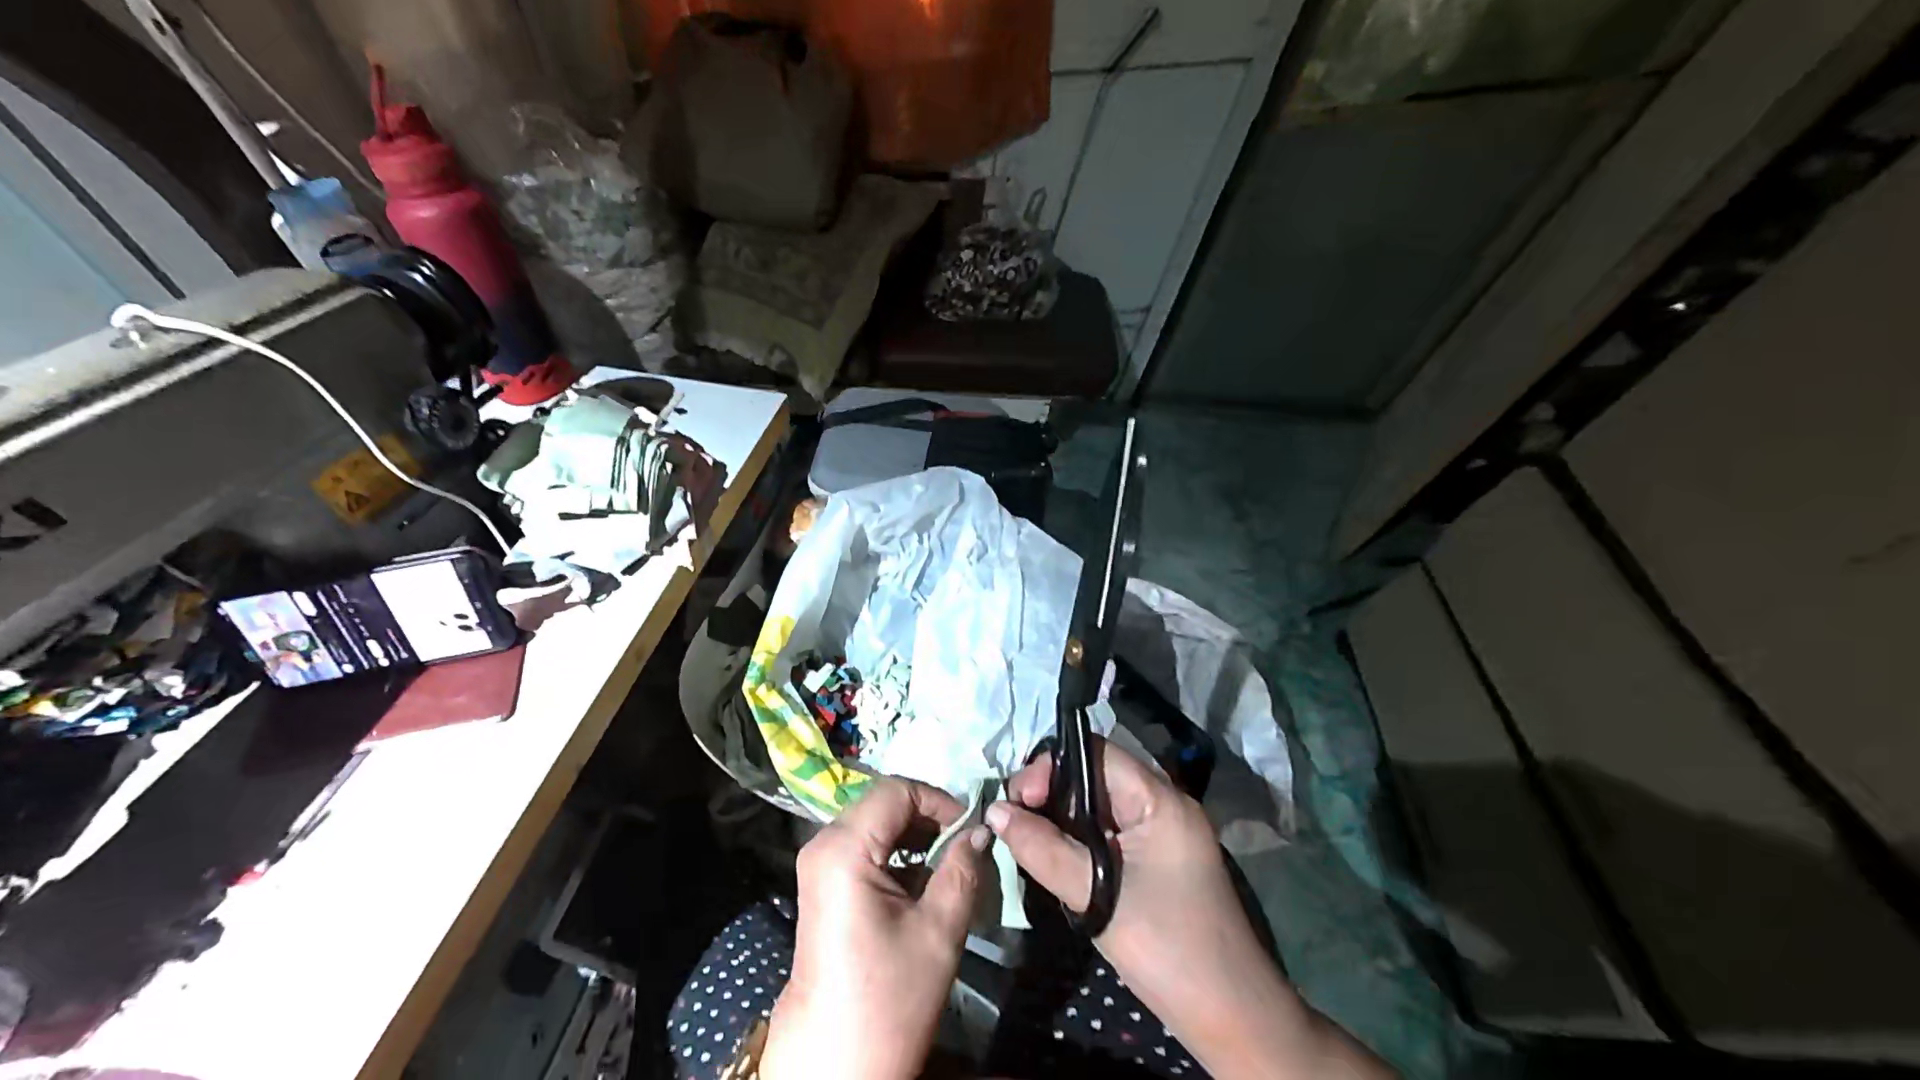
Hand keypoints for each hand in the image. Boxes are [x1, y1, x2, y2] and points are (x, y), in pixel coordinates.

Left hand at [762, 777, 988, 1079]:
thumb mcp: (938, 931)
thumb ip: (963, 869)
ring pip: (874, 823)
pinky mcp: (823, 883)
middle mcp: (822, 844)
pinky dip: (896, 853)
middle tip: (966, 843)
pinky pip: (864, 847)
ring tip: (952, 861)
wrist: (835, 1059)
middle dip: (928, 817)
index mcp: (844, 848)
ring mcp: (818, 863)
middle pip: (883, 803)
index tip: (970, 828)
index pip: (896, 790)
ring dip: (915, 835)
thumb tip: (980, 831)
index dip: (938, 801)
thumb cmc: (888, 997)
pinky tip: (924, 879)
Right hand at [988, 739, 1391, 1079]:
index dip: (1051, 766)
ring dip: (1061, 816)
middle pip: (1094, 774)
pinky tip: (1054, 854)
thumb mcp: (1096, 897)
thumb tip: (995, 811)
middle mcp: (1163, 803)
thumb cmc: (1168, 950)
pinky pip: (1108, 828)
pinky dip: (1078, 836)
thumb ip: (1042, 849)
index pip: (1095, 754)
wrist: (1232, 1016)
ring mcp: (1163, 831)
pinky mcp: (1157, 856)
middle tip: (1014, 819)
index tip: (1018, 799)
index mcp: (1159, 799)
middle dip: (1050, 791)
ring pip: (1098, 803)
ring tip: (1026, 836)